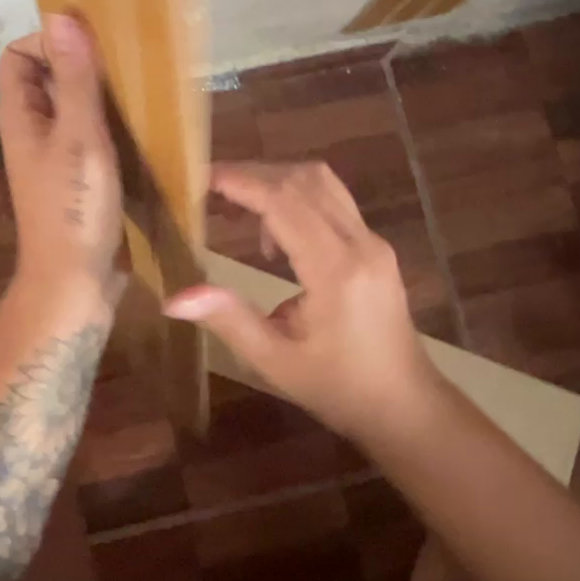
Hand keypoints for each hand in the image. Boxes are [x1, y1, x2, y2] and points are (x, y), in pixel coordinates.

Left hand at [0, 14, 123, 300]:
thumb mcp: (79, 136)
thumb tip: (61, 15)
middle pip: (48, 79)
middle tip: (127, 68)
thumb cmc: (74, 209)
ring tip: (141, 94)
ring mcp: (55, 158)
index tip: (93, 47)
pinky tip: (143, 131)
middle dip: (83, 65)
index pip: (19, 56)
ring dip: (102, 97)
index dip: (49, 42)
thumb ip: (74, 78)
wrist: (75, 283)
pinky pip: (91, 138)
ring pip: (73, 109)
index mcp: (21, 116)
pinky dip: (112, 128)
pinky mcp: (78, 180)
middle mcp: (33, 132)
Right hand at [162, 162, 442, 444]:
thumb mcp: (276, 361)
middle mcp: (360, 244)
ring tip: (237, 208)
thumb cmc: (339, 389)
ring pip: (323, 184)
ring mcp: (373, 242)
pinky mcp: (375, 248)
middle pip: (305, 180)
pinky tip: (273, 236)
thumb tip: (174, 298)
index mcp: (336, 270)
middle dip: (254, 175)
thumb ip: (228, 319)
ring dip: (277, 183)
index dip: (241, 183)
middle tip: (210, 189)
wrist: (405, 405)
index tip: (201, 179)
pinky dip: (297, 199)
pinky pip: (333, 202)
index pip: (285, 202)